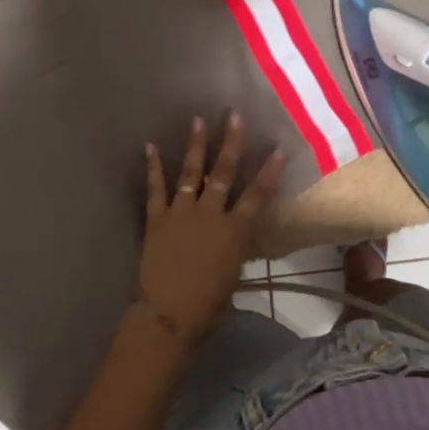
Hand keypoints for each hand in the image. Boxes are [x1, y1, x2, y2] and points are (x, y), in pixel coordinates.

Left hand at [138, 112, 286, 347]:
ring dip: (195, 145)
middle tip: (233, 115)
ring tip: (197, 120)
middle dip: (230, 143)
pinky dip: (152, 167)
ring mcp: (182, 213)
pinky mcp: (157, 218)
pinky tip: (149, 146)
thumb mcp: (233, 274)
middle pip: (223, 173)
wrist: (169, 314)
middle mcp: (210, 214)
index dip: (270, 171)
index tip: (279, 148)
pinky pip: (155, 188)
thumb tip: (237, 235)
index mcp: (235, 231)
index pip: (258, 195)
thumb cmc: (208, 304)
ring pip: (191, 172)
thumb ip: (236, 248)